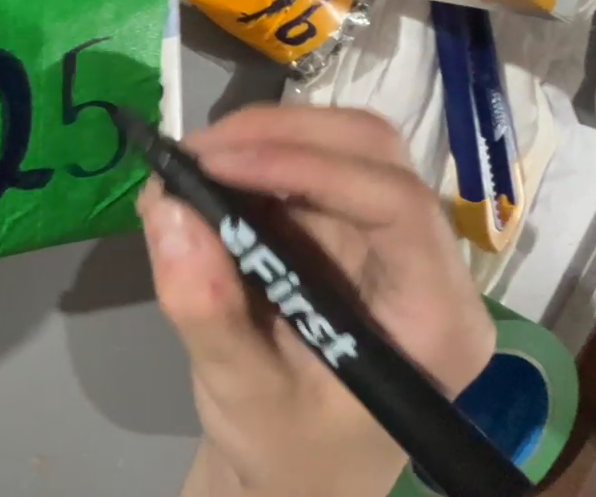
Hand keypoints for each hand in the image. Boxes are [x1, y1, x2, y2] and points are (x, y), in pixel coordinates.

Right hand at [141, 106, 495, 496]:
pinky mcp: (327, 229)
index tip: (211, 165)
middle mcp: (415, 261)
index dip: (304, 166)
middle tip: (192, 152)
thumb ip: (207, 311)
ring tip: (183, 165)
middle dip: (276, 133)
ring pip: (334, 143)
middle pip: (371, 151)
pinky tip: (193, 180)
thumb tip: (164, 207)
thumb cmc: (289, 446)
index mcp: (432, 314)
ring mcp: (371, 239)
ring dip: (255, 137)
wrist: (293, 463)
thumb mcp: (243, 394)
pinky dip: (239, 156)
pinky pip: (291, 165)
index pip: (395, 203)